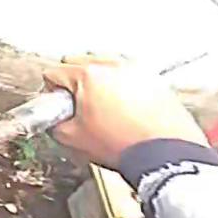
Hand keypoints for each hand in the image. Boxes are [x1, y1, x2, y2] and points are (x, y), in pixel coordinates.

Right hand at [44, 53, 204, 164]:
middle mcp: (110, 64)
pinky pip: (126, 70)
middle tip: (80, 102)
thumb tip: (54, 118)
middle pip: (76, 60)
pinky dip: (120, 80)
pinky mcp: (152, 77)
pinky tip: (123, 102)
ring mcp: (134, 69)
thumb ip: (54, 124)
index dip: (52, 91)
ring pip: (102, 60)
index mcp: (87, 75)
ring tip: (103, 100)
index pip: (53, 72)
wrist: (165, 157)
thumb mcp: (74, 139)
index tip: (61, 105)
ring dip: (96, 75)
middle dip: (72, 79)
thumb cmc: (123, 145)